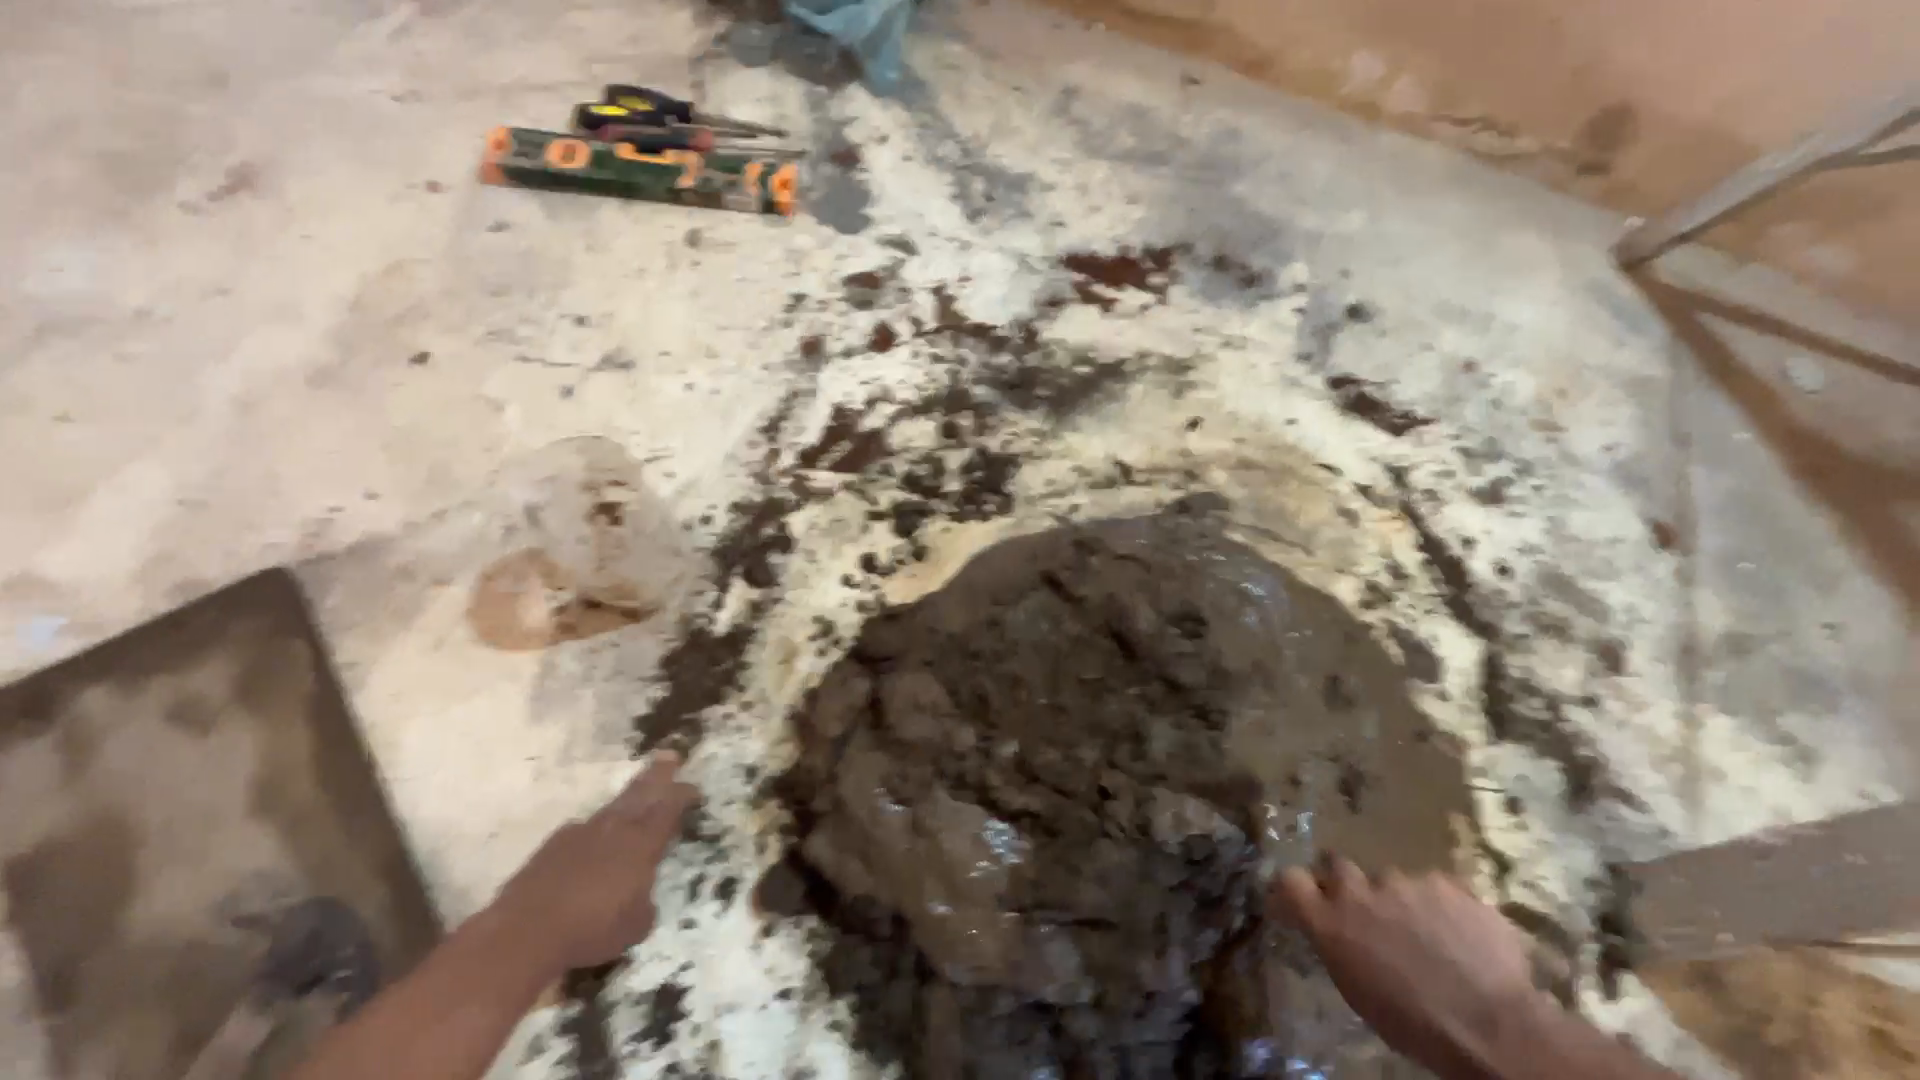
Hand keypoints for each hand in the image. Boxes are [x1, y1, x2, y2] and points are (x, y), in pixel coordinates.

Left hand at [491, 752, 698, 974]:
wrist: (525, 931)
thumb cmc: (592, 929)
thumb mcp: (636, 924)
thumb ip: (644, 901)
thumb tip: (640, 895)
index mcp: (641, 844)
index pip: (667, 810)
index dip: (682, 795)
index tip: (692, 787)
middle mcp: (613, 829)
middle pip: (639, 794)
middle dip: (657, 775)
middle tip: (668, 755)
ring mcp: (579, 834)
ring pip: (610, 809)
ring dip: (626, 801)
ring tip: (634, 797)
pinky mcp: (551, 847)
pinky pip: (582, 830)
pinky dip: (594, 831)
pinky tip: (592, 842)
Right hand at [1271, 857, 1541, 1074]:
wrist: (1490, 1026)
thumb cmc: (1414, 1023)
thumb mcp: (1357, 989)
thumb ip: (1339, 945)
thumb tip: (1336, 932)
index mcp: (1330, 921)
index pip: (1290, 880)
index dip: (1295, 886)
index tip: (1304, 898)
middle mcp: (1359, 891)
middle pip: (1338, 865)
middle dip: (1347, 883)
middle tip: (1367, 912)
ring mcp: (1405, 882)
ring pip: (1393, 881)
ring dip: (1400, 900)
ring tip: (1427, 934)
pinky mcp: (1448, 882)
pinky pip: (1436, 887)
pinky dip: (1441, 906)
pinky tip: (1460, 935)